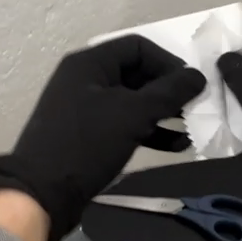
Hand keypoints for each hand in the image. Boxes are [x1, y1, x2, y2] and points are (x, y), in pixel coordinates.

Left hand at [0, 36, 206, 240]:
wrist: (43, 193)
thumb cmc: (87, 143)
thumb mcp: (133, 114)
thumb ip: (169, 93)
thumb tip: (198, 77)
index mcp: (89, 63)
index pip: (138, 47)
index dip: (168, 62)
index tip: (191, 84)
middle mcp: (86, 79)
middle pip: (137, 74)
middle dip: (168, 91)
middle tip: (194, 107)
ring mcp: (85, 108)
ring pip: (133, 102)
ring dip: (163, 113)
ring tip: (189, 128)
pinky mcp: (89, 135)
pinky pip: (125, 124)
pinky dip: (149, 131)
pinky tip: (174, 146)